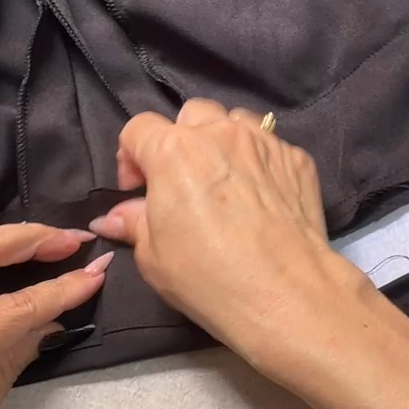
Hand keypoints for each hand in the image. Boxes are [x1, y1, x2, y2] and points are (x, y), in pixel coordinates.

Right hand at [89, 98, 377, 381]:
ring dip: (222, 142)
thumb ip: (133, 222)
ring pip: (234, 121)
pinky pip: (269, 146)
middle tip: (183, 182)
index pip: (138, 128)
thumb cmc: (208, 276)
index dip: (131, 156)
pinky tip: (261, 196)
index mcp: (174, 150)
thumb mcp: (153, 256)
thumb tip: (112, 217)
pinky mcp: (297, 158)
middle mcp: (219, 133)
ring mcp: (264, 141)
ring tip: (224, 180)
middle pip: (190, 115)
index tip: (139, 189)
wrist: (286, 293)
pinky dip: (259, 162)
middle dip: (180, 140)